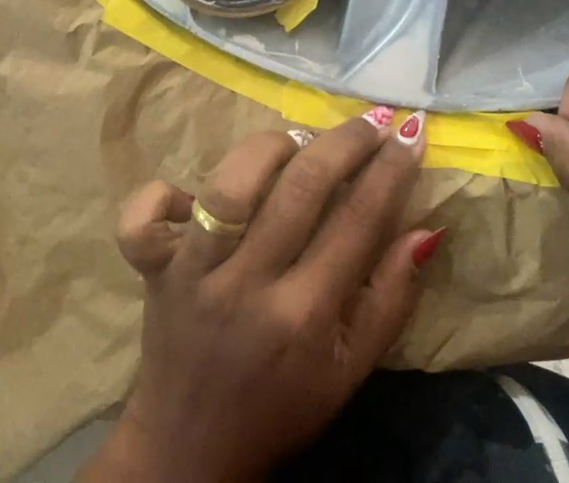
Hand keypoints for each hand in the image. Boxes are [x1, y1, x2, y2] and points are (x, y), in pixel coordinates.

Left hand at [82, 111, 443, 482]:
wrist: (191, 448)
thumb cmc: (282, 406)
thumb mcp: (351, 370)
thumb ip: (390, 299)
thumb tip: (425, 229)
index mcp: (305, 316)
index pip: (356, 222)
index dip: (390, 170)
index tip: (410, 131)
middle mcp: (247, 286)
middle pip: (299, 191)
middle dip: (343, 143)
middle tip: (370, 119)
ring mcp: (192, 274)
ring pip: (228, 189)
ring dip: (269, 150)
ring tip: (297, 142)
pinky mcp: (152, 270)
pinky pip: (143, 218)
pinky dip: (162, 192)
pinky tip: (192, 192)